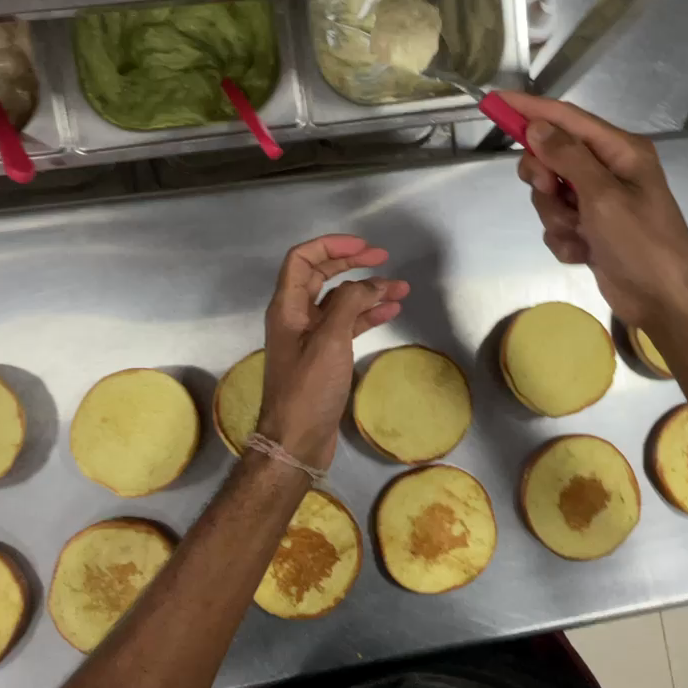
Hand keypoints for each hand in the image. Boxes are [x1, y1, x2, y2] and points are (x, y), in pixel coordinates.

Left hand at [259, 235, 409, 469]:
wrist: (296, 442)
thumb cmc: (308, 390)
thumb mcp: (329, 341)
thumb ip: (349, 304)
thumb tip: (370, 284)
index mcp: (287, 307)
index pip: (302, 259)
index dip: (331, 246)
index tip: (364, 247)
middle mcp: (295, 316)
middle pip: (322, 276)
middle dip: (353, 264)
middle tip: (384, 258)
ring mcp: (310, 337)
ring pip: (340, 302)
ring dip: (368, 292)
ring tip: (401, 289)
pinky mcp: (324, 356)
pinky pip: (347, 325)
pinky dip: (367, 316)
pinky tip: (390, 312)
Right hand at [502, 92, 687, 333]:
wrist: (664, 301)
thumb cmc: (641, 243)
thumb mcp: (603, 196)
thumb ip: (568, 157)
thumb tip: (538, 126)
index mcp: (620, 151)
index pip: (567, 119)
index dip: (530, 109)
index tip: (494, 102)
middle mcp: (608, 170)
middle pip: (552, 156)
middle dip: (544, 178)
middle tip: (550, 191)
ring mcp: (597, 202)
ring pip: (549, 195)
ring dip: (556, 217)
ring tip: (578, 234)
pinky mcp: (589, 230)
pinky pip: (556, 224)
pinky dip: (564, 239)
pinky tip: (583, 252)